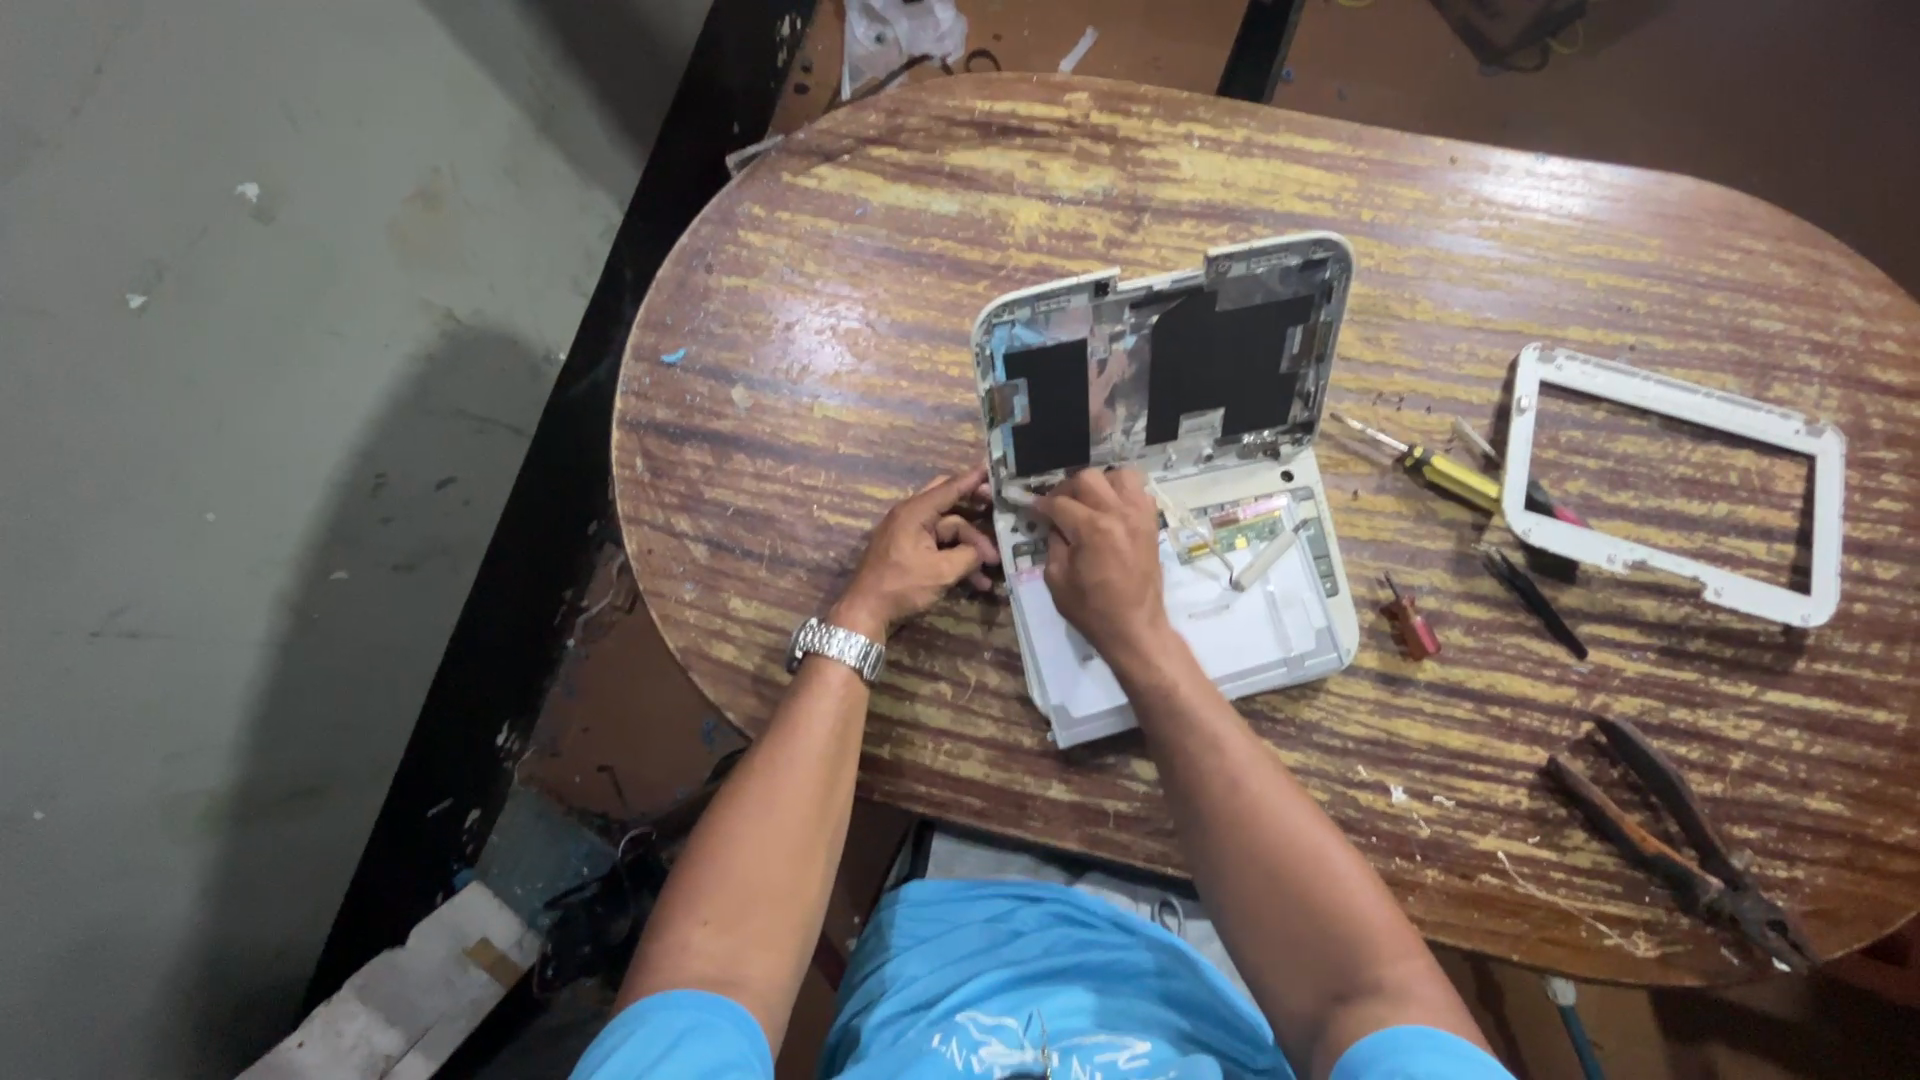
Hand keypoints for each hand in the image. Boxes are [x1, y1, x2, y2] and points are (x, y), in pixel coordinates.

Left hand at [830, 465, 999, 639]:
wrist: (866, 611)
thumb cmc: (902, 586)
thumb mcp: (942, 572)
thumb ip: (969, 556)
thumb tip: (983, 552)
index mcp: (915, 512)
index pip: (950, 488)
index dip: (973, 479)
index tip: (992, 468)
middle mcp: (911, 516)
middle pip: (949, 504)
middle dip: (975, 510)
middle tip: (997, 510)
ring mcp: (909, 533)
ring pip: (948, 531)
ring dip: (970, 548)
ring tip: (992, 568)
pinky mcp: (909, 550)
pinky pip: (939, 546)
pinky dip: (956, 559)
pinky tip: (976, 581)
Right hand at [1037, 467, 1171, 663]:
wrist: (1134, 627)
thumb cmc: (1091, 609)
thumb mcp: (1056, 579)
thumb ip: (1053, 544)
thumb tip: (1055, 524)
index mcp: (1092, 529)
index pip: (1059, 503)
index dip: (1041, 505)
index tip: (1032, 508)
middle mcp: (1118, 513)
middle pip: (1087, 478)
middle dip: (1066, 489)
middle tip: (1058, 506)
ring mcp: (1139, 516)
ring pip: (1119, 475)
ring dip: (1100, 484)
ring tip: (1089, 502)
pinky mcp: (1151, 524)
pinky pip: (1140, 492)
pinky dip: (1123, 493)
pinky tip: (1111, 510)